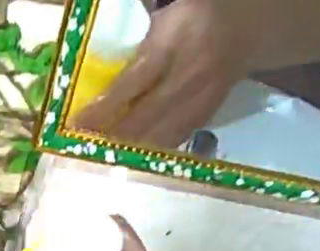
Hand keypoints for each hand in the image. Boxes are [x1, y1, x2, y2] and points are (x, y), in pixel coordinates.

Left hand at [71, 0, 259, 148]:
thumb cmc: (195, 18)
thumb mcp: (165, 21)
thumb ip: (137, 52)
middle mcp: (185, 79)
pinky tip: (125, 163)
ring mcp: (195, 105)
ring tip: (97, 162)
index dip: (102, 110)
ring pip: (154, 140)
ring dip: (124, 154)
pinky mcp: (200, 122)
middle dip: (109, 140)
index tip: (75, 126)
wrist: (244, 29)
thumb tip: (99, 87)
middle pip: (141, 121)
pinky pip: (168, 145)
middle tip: (80, 152)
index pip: (130, 84)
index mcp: (172, 43)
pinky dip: (144, 156)